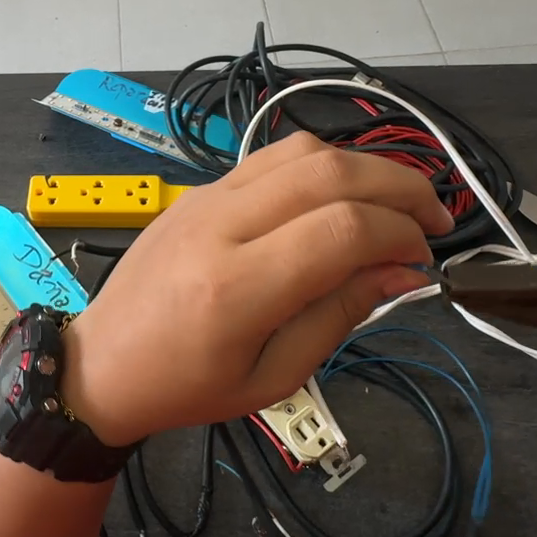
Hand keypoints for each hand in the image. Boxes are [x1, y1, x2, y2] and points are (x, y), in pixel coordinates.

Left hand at [58, 131, 454, 445]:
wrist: (104, 360)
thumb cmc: (187, 386)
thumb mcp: (272, 377)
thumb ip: (338, 315)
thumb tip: (402, 270)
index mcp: (238, 287)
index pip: (343, 229)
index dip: (400, 234)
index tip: (423, 261)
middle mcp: (220, 225)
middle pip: (328, 172)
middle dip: (398, 185)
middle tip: (433, 218)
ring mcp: (204, 198)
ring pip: (299, 150)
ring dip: (360, 165)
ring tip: (394, 201)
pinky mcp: (196, 190)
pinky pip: (267, 159)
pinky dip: (318, 165)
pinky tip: (338, 195)